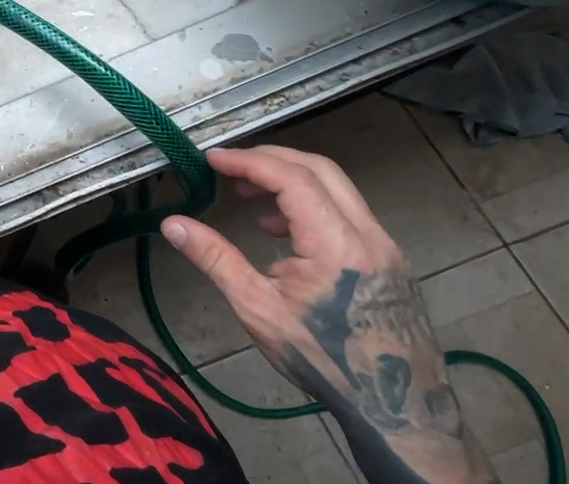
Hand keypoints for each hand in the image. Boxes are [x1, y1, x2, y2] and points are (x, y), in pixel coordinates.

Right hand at [162, 146, 494, 482]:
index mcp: (336, 242)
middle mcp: (368, 235)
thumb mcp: (257, 307)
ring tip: (249, 197)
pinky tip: (280, 232)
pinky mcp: (389, 263)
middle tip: (230, 165)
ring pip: (338, 190)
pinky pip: (347, 214)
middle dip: (271, 158)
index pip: (290, 178)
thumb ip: (215, 258)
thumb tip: (171, 223)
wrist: (397, 410)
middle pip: (321, 170)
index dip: (247, 161)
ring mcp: (385, 248)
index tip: (211, 159)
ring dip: (290, 181)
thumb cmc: (322, 356)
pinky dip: (309, 204)